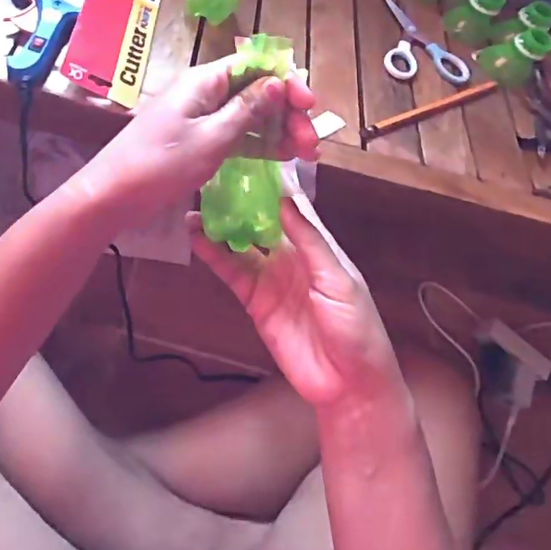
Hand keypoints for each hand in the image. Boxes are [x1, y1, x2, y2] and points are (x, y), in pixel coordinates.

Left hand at [75, 55, 317, 223]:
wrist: (113, 194)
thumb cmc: (161, 163)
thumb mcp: (211, 138)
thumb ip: (247, 110)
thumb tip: (278, 81)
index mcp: (203, 81)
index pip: (254, 65)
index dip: (286, 80)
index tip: (310, 106)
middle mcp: (202, 92)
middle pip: (255, 90)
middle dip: (287, 112)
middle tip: (311, 145)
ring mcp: (198, 116)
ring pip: (248, 114)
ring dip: (277, 129)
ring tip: (306, 155)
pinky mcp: (195, 139)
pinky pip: (234, 134)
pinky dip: (257, 143)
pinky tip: (282, 158)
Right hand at [189, 198, 402, 411]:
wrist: (348, 387)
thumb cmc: (357, 330)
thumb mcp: (338, 281)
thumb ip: (310, 241)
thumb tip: (284, 198)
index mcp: (316, 245)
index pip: (289, 206)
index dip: (268, 185)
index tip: (244, 162)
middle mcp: (289, 254)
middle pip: (257, 221)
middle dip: (236, 202)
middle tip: (208, 181)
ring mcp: (269, 276)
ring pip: (238, 243)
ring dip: (217, 226)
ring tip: (193, 208)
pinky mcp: (252, 298)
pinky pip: (229, 270)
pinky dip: (212, 254)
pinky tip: (196, 239)